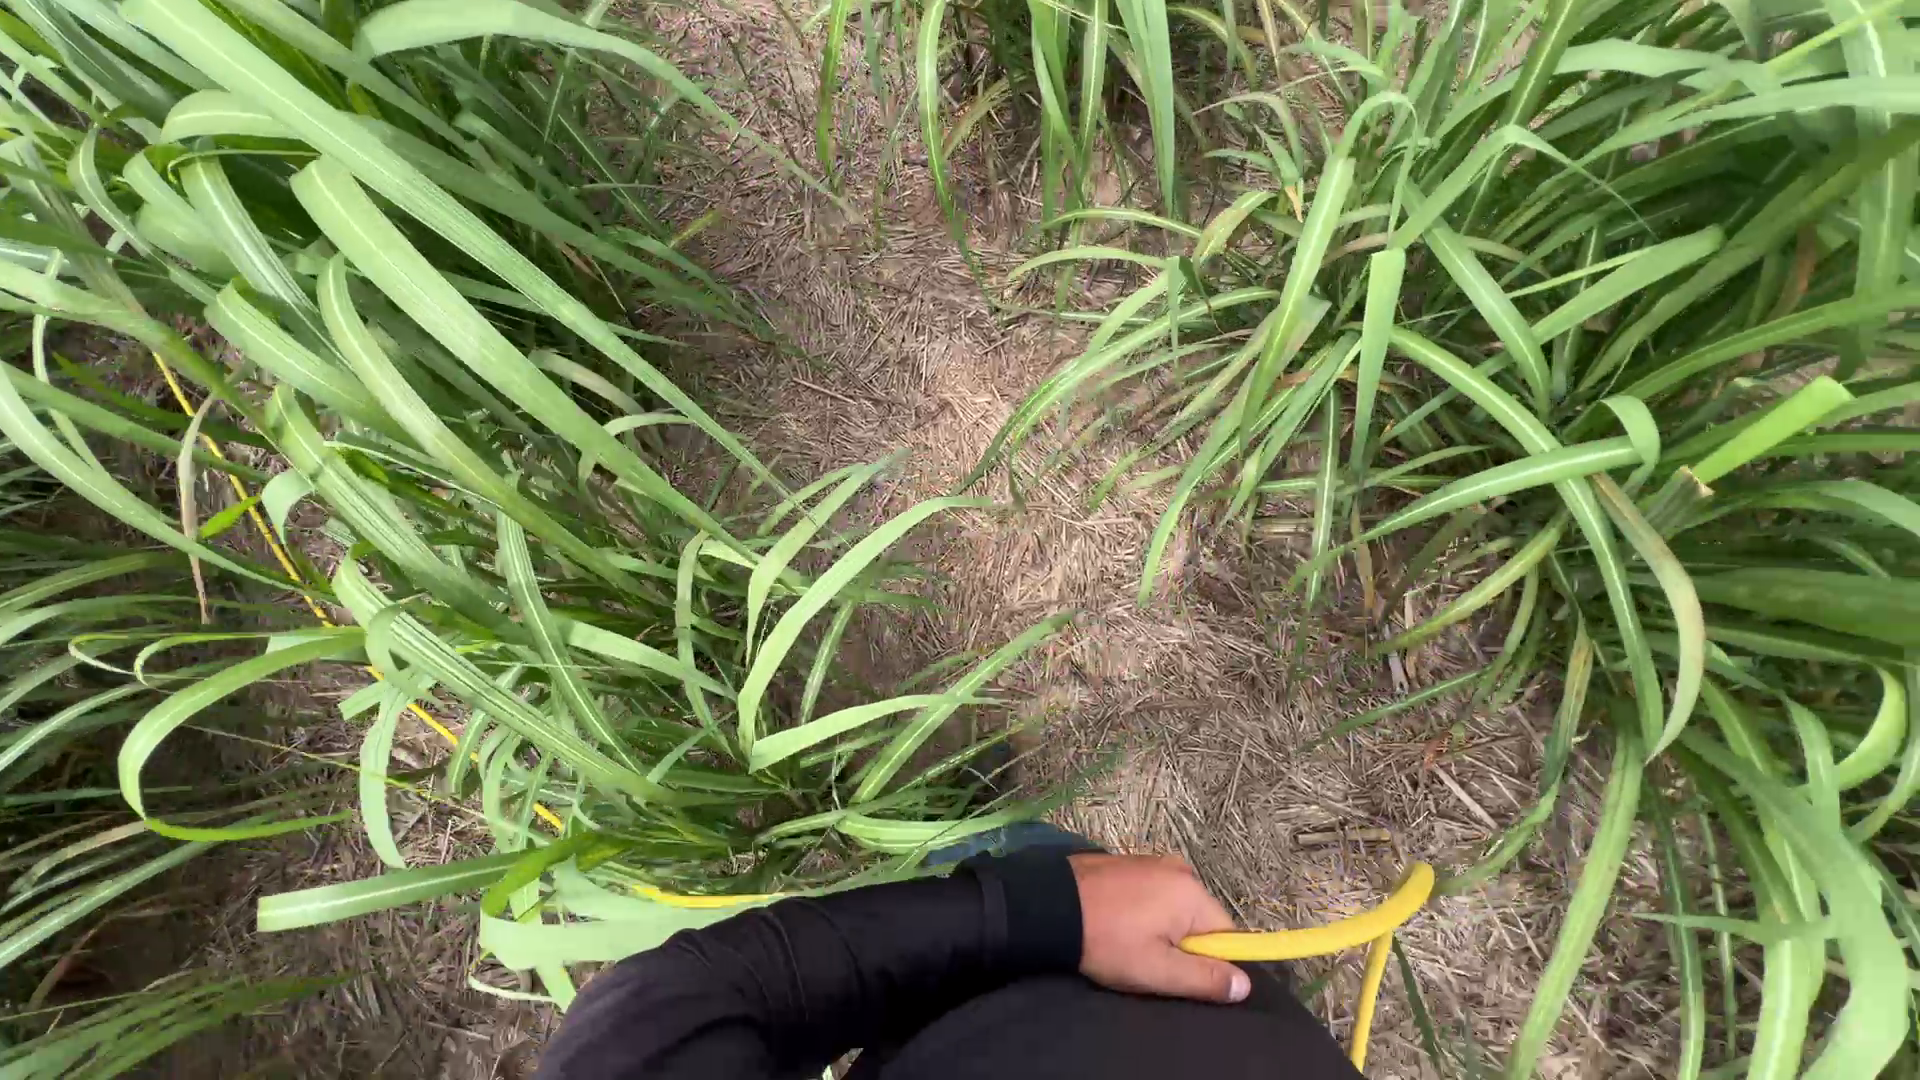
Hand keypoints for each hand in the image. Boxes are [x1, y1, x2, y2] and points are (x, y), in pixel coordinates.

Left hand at [1068, 853, 1249, 1004]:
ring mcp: (1153, 860)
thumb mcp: (1157, 969)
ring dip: (1163, 928)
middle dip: (1184, 944)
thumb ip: (1205, 978)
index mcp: (1191, 891)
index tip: (1182, 972)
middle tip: (1151, 959)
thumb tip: (1245, 984)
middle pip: (1202, 919)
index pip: (1228, 935)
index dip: (1211, 961)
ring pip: (1176, 907)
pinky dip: (1146, 911)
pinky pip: (1155, 893)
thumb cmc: (1107, 939)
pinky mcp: (1131, 861)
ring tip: (1131, 941)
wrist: (1050, 904)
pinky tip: (1120, 923)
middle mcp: (1179, 868)